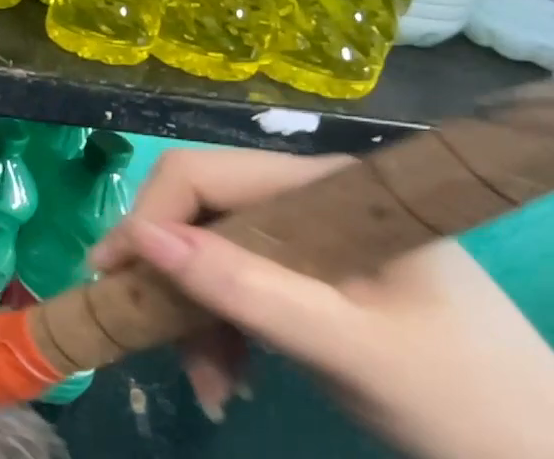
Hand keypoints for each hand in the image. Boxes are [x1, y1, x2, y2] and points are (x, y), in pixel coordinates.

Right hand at [90, 148, 553, 458]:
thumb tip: (136, 237)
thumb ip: (245, 289)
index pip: (201, 176)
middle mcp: (311, 199)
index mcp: (330, 189)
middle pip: (197, 215)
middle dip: (171, 279)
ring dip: (191, 315)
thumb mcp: (347, 348)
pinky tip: (225, 376)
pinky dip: (217, 329)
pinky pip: (233, 284)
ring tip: (205, 381)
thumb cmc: (462, 400)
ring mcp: (309, 236)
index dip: (147, 217)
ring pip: (207, 253)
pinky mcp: (309, 274)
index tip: (113, 276)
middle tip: (148, 334)